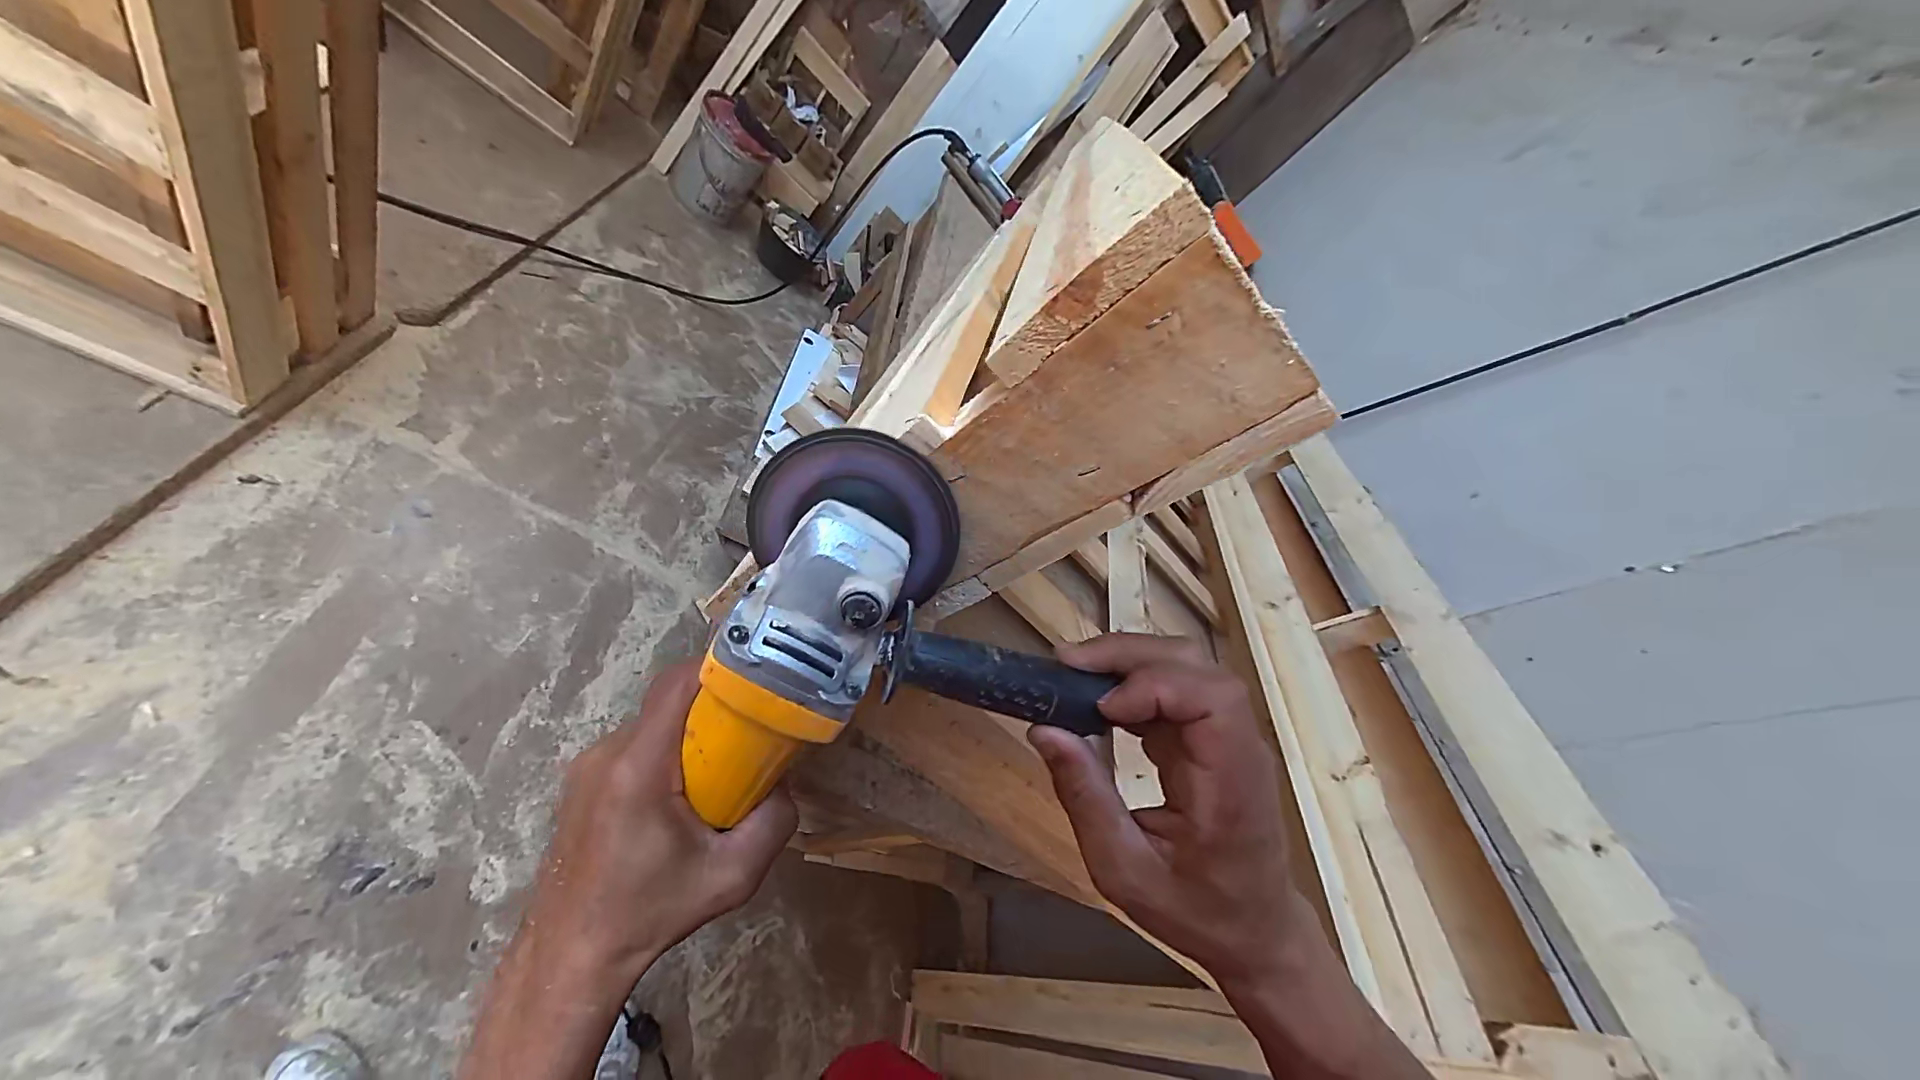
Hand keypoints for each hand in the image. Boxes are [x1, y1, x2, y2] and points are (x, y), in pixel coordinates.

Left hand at [459, 661, 795, 1079]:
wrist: (569, 960)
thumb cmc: (650, 915)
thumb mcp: (732, 877)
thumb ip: (773, 823)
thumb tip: (784, 784)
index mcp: (639, 767)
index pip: (678, 684)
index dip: (720, 668)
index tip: (758, 678)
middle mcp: (608, 753)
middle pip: (670, 702)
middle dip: (716, 707)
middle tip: (752, 734)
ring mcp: (589, 767)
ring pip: (654, 725)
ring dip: (691, 735)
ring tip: (722, 772)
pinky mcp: (583, 783)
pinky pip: (636, 747)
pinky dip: (667, 754)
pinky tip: (682, 797)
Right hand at [1033, 634, 1429, 1079]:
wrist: (1255, 930)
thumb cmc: (1194, 911)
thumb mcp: (1124, 871)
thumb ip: (1085, 798)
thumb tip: (1043, 729)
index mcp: (1230, 783)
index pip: (1211, 698)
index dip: (1153, 685)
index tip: (1100, 707)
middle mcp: (1238, 746)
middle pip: (1195, 664)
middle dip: (1128, 654)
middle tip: (1065, 663)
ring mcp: (1228, 735)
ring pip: (1185, 664)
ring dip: (1127, 660)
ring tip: (1074, 672)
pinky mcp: (1211, 736)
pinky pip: (1174, 686)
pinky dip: (1132, 680)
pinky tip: (1098, 697)